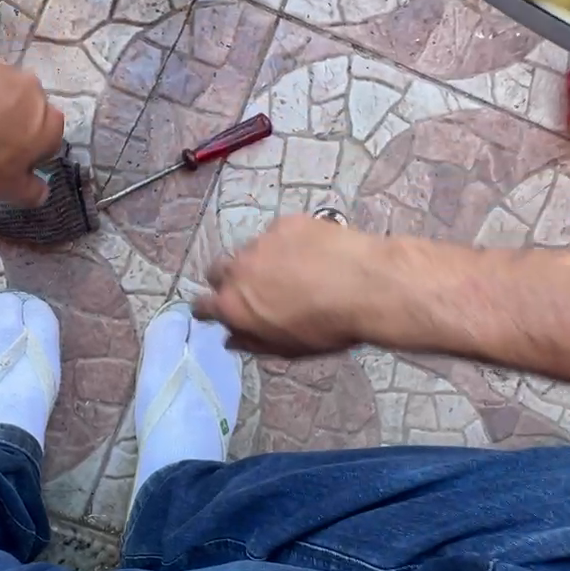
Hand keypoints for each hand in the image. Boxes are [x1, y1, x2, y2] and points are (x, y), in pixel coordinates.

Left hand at [0, 58, 64, 206]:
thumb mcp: (8, 188)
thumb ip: (31, 191)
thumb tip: (41, 193)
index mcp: (50, 124)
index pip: (51, 141)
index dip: (33, 154)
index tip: (14, 163)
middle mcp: (34, 90)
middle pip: (29, 112)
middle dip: (14, 126)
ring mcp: (4, 70)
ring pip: (4, 93)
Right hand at [194, 215, 456, 356]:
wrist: (367, 285)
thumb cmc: (328, 327)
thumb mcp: (287, 347)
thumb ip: (253, 342)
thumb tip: (231, 338)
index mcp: (233, 305)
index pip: (202, 305)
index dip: (209, 309)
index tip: (218, 311)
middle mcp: (238, 270)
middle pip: (217, 271)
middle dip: (229, 280)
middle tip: (256, 289)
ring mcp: (260, 242)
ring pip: (248, 251)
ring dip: (260, 261)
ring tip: (291, 269)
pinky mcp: (285, 223)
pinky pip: (276, 234)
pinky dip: (286, 243)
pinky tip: (311, 252)